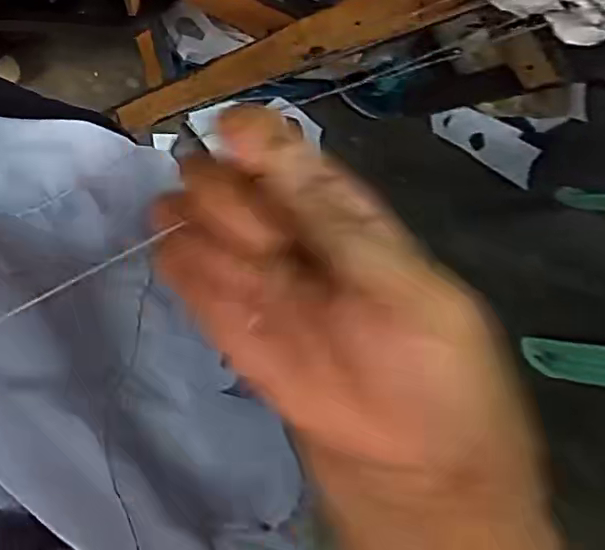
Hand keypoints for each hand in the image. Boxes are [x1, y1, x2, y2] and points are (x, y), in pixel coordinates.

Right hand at [153, 106, 557, 549]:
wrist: (413, 471)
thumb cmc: (430, 369)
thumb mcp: (400, 285)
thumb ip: (326, 212)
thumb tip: (254, 134)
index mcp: (327, 201)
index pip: (270, 141)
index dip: (246, 133)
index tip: (228, 136)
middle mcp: (274, 220)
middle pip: (216, 170)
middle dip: (225, 194)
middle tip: (263, 241)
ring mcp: (239, 261)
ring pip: (183, 207)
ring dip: (194, 224)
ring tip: (236, 270)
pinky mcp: (214, 304)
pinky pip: (174, 260)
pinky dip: (178, 260)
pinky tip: (201, 277)